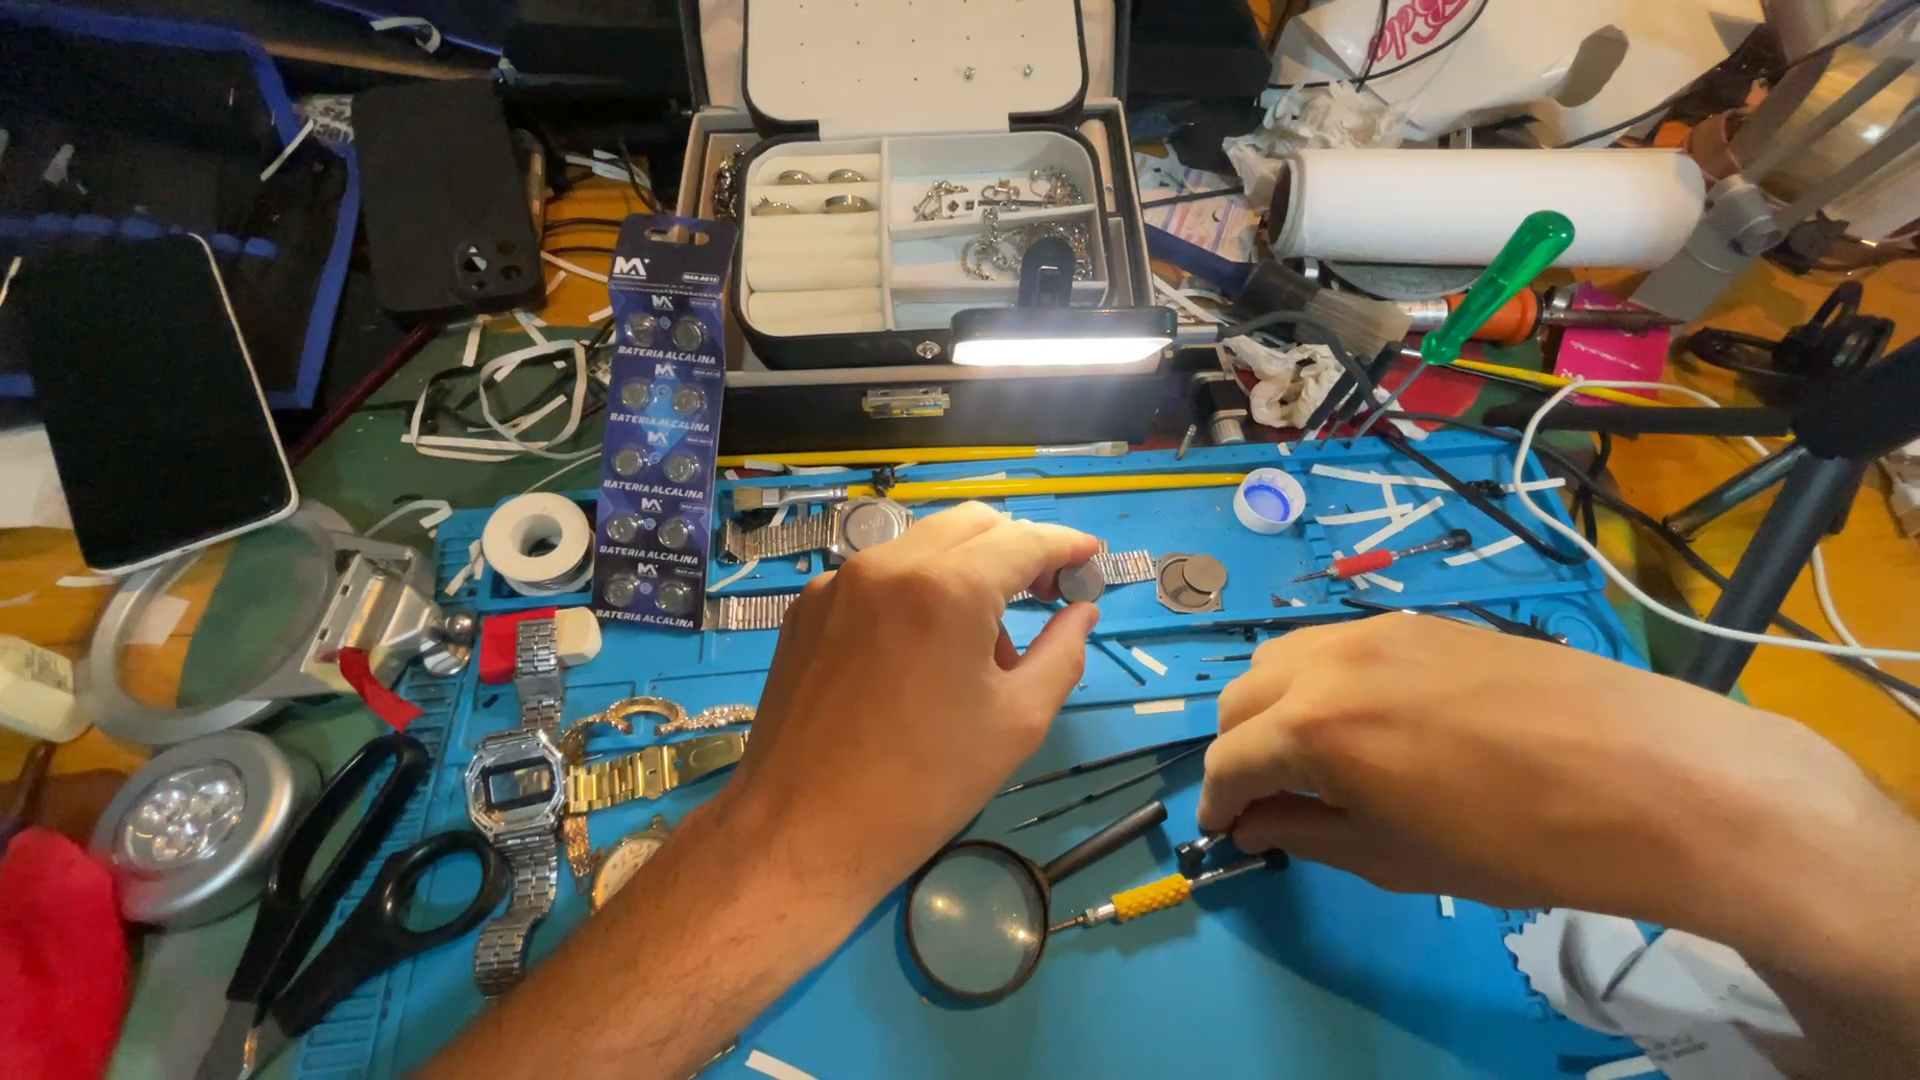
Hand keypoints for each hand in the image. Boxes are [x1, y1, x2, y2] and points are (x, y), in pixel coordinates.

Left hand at [722, 501, 1100, 902]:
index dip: (1065, 544)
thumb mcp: (1016, 722)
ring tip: (980, 641)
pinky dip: (917, 588)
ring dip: (967, 567)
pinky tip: (922, 649)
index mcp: (945, 588)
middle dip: (1017, 546)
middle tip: (1044, 592)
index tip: (1088, 559)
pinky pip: (880, 574)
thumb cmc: (922, 785)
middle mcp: (888, 565)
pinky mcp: (808, 606)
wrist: (801, 831)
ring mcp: (838, 581)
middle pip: (972, 523)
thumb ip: (1062, 653)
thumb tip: (1081, 611)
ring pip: (923, 543)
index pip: (1022, 540)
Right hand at [1197, 614, 1918, 959]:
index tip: (1223, 828)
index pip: (1228, 762)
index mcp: (1310, 729)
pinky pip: (1330, 644)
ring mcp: (1367, 631)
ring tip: (1306, 748)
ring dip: (1269, 706)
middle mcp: (1322, 665)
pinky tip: (1359, 712)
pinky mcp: (1410, 620)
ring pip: (1277, 660)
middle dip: (1236, 751)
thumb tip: (1252, 824)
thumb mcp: (1392, 855)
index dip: (1216, 801)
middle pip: (1238, 701)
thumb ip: (1302, 834)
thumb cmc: (1516, 840)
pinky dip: (1315, 679)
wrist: (1654, 778)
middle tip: (1266, 794)